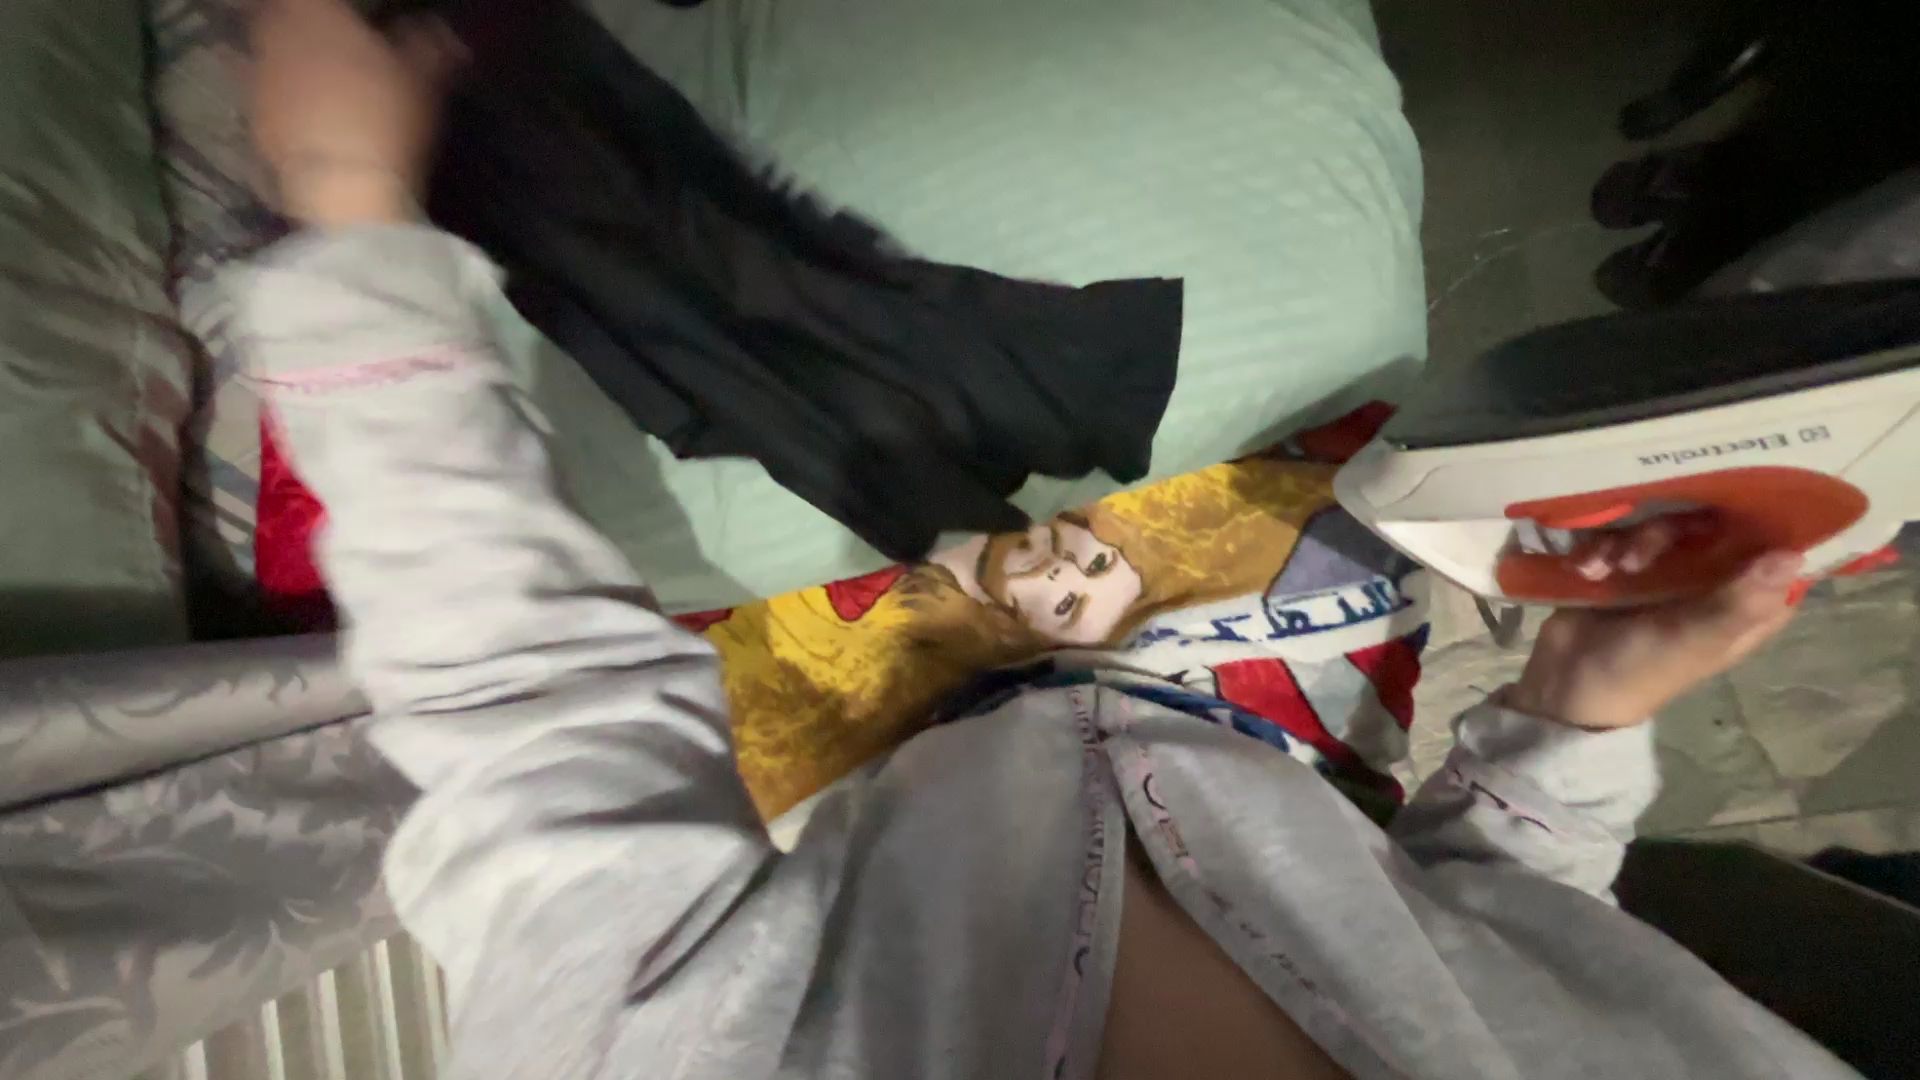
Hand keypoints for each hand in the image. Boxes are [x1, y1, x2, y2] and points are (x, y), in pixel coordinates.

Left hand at [251, 0, 465, 224]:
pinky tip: (327, 128)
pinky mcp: (256, 114)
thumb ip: (432, 49)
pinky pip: (277, 97)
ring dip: (305, 67)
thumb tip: (447, 32)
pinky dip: (298, 105)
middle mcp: (274, 28)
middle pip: (290, 17)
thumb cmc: (386, 116)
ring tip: (340, 94)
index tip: (364, 24)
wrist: (343, 181)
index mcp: (312, 8)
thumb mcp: (424, 82)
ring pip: (280, 55)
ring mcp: (258, 72)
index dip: (346, 12)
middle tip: (351, 54)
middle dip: (318, 31)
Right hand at [1504, 516, 1802, 730]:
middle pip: (1705, 528)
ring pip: (1654, 529)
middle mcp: (1708, 582)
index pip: (1770, 549)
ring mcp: (1659, 575)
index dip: (1756, 525)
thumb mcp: (1696, 639)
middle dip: (1666, 533)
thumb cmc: (1642, 668)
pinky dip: (1596, 549)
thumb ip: (1739, 601)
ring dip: (1625, 543)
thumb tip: (1788, 554)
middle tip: (1636, 556)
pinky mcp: (1614, 572)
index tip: (1728, 505)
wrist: (1569, 684)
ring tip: (1604, 568)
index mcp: (1744, 602)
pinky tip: (1584, 569)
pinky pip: (1612, 540)